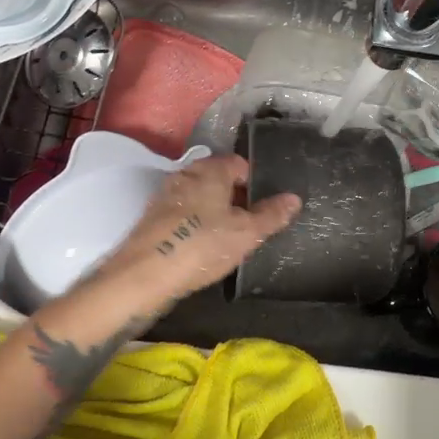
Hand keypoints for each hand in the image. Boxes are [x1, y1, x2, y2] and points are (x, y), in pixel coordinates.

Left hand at [96, 154, 301, 310]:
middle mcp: (187, 174)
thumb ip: (271, 215)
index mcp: (211, 169)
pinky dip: (195, 223)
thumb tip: (294, 198)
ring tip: (228, 238)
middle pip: (218, 178)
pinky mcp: (153, 217)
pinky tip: (201, 247)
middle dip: (235, 197)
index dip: (255, 183)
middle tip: (250, 224)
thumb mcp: (246, 233)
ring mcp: (167, 194)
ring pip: (199, 196)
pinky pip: (183, 213)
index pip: (240, 164)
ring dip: (213, 211)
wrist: (143, 275)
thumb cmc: (201, 246)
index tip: (265, 206)